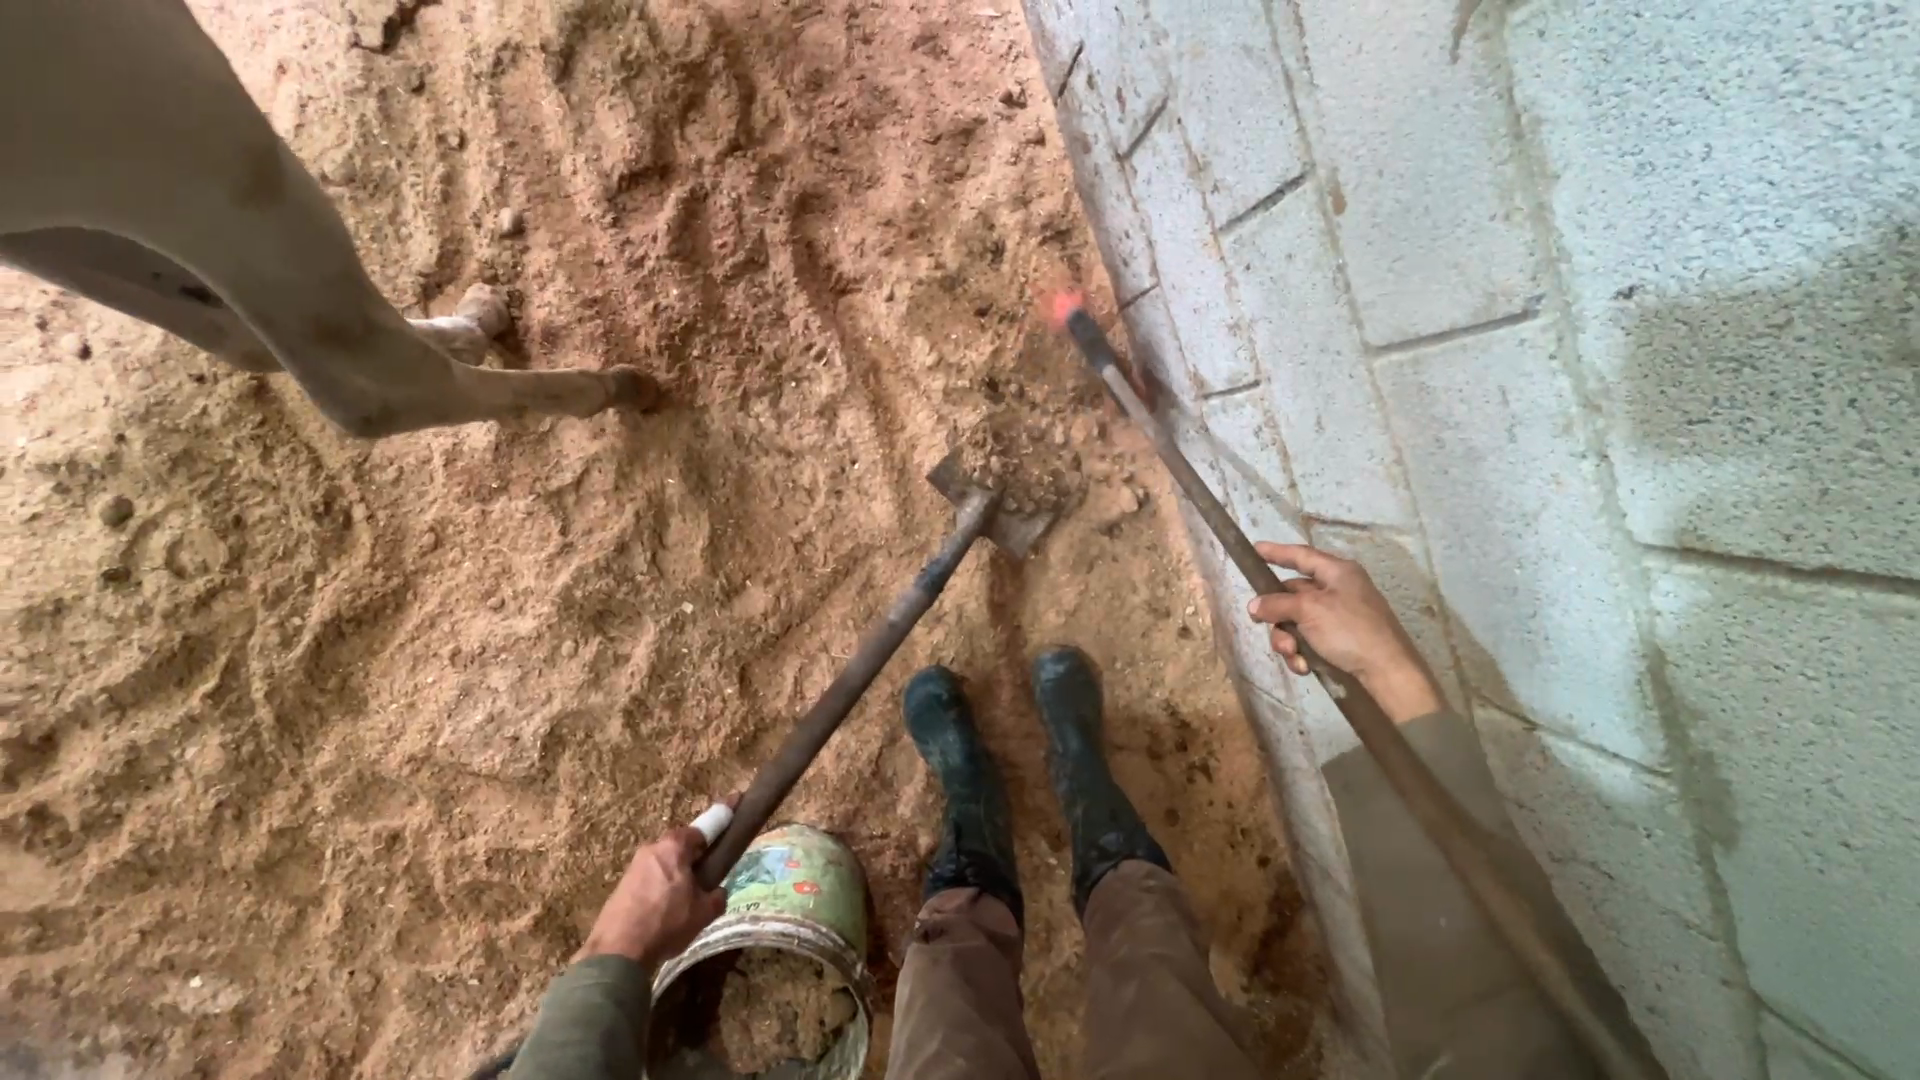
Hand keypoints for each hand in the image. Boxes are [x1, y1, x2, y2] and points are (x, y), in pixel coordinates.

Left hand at [576, 826, 726, 969]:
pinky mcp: (622, 886)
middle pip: (681, 844)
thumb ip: (717, 896)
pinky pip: (650, 879)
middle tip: (708, 872)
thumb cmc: (666, 923)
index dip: (724, 812)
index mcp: (675, 846)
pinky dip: (661, 888)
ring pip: (665, 863)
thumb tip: (717, 892)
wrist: (617, 953)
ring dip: (677, 873)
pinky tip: (664, 911)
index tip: (736, 798)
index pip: (707, 824)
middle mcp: (653, 848)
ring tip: (685, 900)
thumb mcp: (704, 912)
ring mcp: (634, 867)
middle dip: (696, 854)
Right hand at [1245, 542, 1442, 722]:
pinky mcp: (1338, 640)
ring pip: (1295, 621)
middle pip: (1292, 594)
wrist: (1387, 672)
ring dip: (1287, 639)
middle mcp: (1338, 590)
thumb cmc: (1350, 630)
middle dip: (1276, 614)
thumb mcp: (1309, 611)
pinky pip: (1307, 639)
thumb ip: (1277, 604)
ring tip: (1292, 653)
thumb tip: (1254, 605)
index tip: (1255, 549)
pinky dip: (1301, 652)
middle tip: (1259, 623)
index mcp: (1338, 572)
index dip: (1277, 552)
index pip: (1301, 556)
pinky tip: (1304, 665)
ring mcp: (1338, 616)